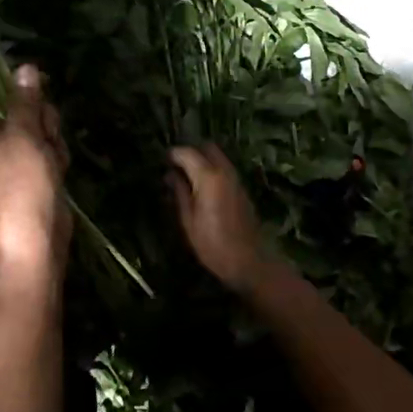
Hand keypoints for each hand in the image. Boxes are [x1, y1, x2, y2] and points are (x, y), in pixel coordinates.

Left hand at [0, 64, 70, 280]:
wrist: (35, 243)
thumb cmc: (21, 185)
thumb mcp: (24, 135)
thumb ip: (25, 99)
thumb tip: (24, 66)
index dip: (10, 81)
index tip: (34, 83)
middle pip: (16, 103)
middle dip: (38, 115)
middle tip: (42, 132)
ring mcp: (7, 153)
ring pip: (35, 123)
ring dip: (49, 136)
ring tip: (50, 157)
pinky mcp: (28, 167)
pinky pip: (44, 144)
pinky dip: (54, 154)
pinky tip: (57, 168)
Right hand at [169, 144, 280, 294]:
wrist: (251, 264)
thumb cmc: (213, 245)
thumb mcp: (188, 220)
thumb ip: (179, 192)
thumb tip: (170, 175)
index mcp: (208, 178)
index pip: (187, 152)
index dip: (172, 154)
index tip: (161, 162)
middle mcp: (225, 172)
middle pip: (207, 148)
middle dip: (191, 152)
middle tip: (176, 166)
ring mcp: (236, 180)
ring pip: (218, 157)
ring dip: (203, 160)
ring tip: (187, 177)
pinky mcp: (242, 191)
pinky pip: (225, 170)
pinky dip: (212, 170)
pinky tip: (203, 188)